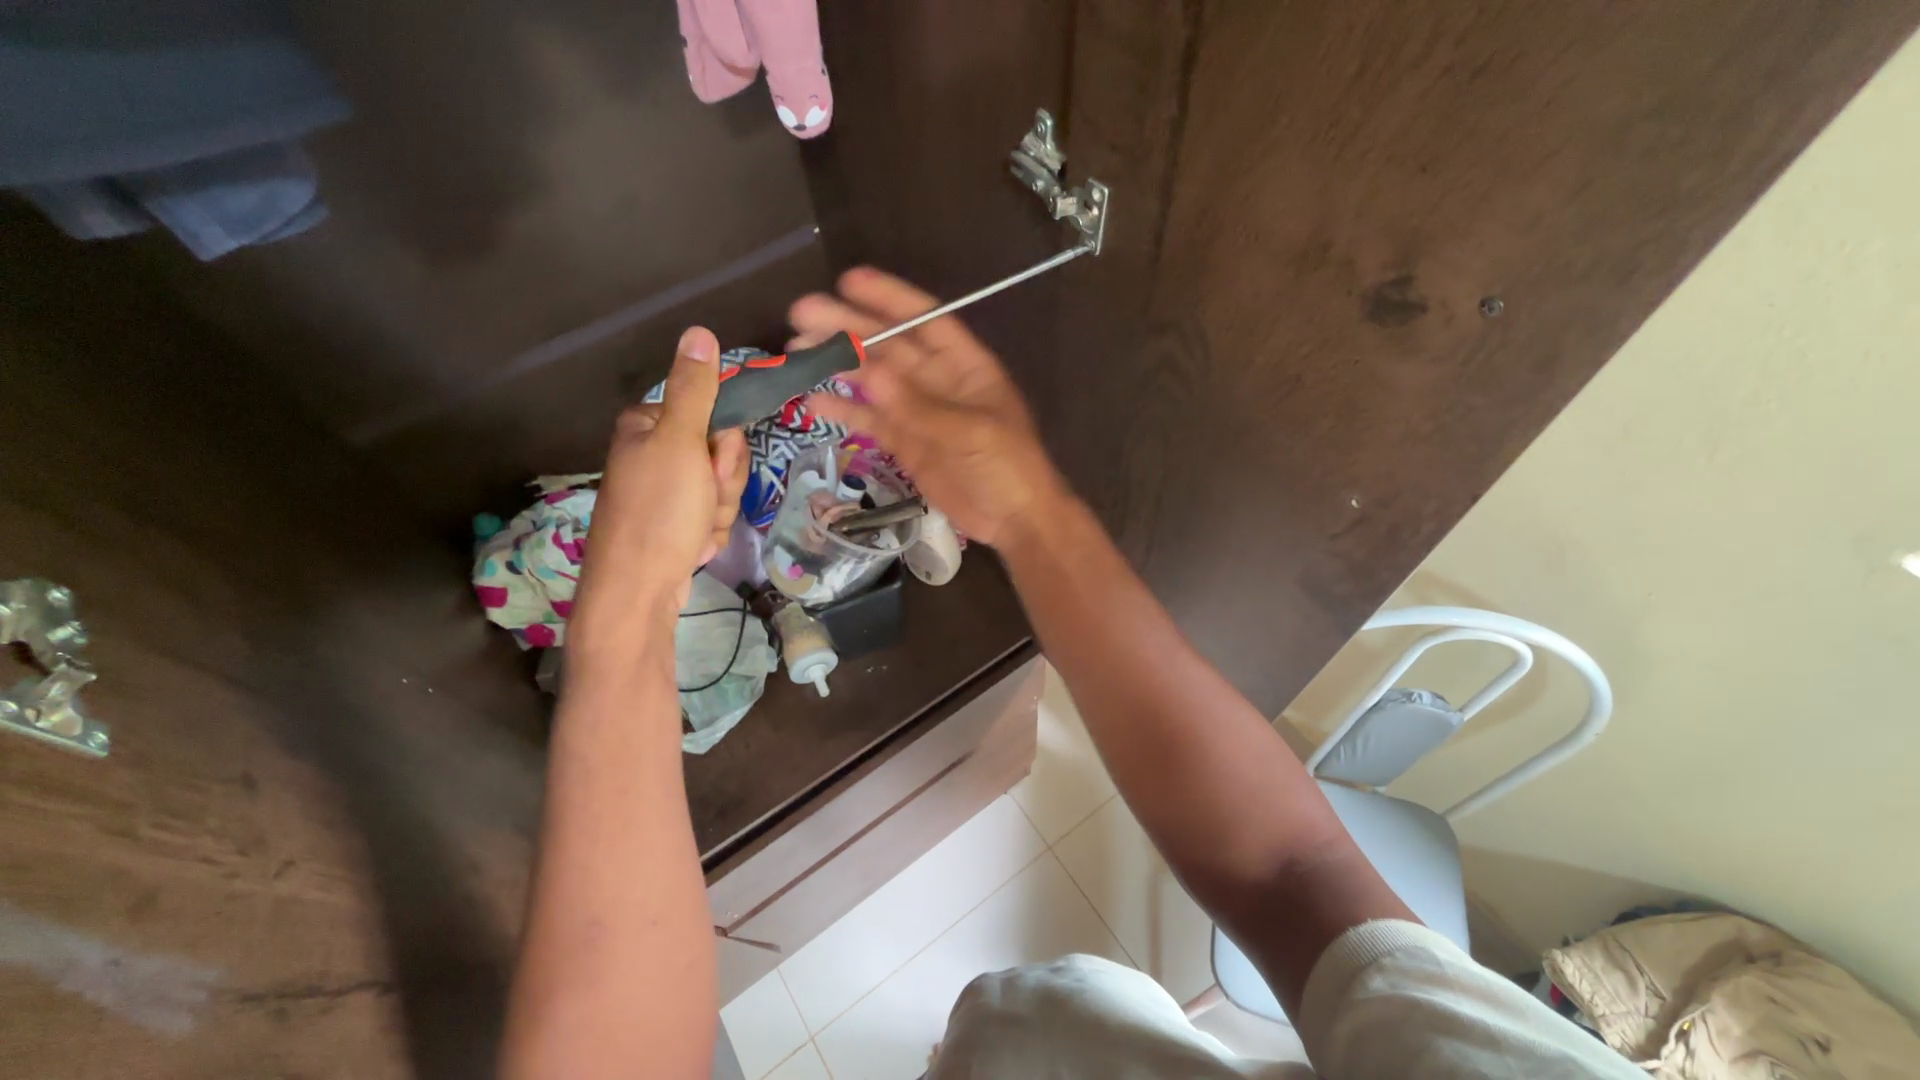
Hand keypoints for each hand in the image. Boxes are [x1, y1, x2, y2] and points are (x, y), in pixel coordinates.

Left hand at [570, 328, 749, 649]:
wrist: (637, 591)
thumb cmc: (657, 513)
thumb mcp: (681, 443)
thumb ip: (695, 389)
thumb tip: (699, 331)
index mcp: (648, 426)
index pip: (711, 413)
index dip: (723, 441)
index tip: (714, 461)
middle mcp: (652, 453)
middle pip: (719, 451)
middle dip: (722, 480)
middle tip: (703, 498)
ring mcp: (663, 492)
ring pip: (720, 487)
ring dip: (719, 509)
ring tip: (697, 528)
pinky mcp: (672, 524)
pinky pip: (711, 516)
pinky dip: (709, 532)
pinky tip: (693, 546)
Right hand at [790, 268, 1067, 548]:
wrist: (1015, 520)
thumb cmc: (1009, 467)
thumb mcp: (971, 433)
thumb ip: (919, 406)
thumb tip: (870, 372)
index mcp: (964, 365)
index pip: (924, 319)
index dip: (887, 298)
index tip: (847, 281)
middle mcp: (938, 380)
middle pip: (888, 346)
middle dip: (847, 328)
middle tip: (801, 313)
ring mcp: (918, 412)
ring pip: (872, 379)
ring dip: (837, 364)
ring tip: (795, 352)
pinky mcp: (904, 442)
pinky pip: (870, 419)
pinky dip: (843, 410)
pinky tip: (812, 401)